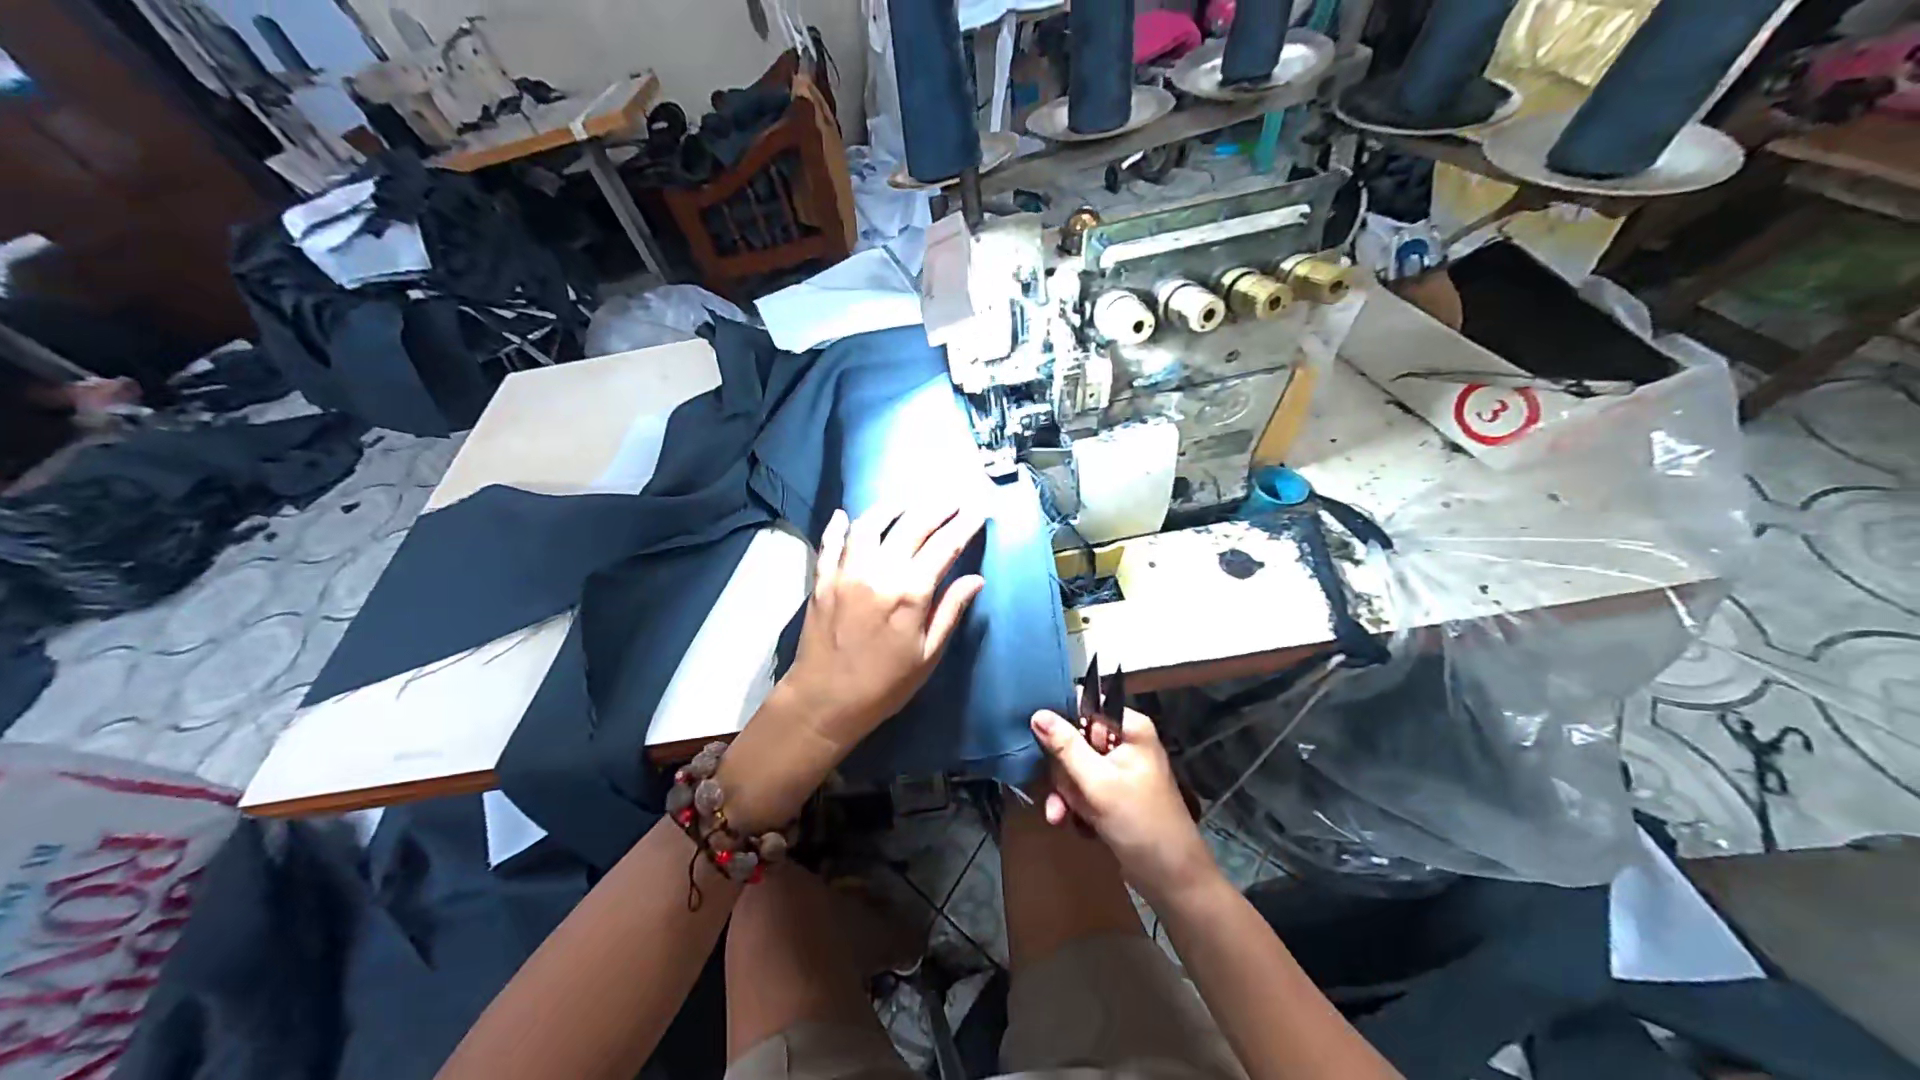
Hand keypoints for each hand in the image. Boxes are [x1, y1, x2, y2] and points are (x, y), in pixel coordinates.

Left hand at [718, 502, 983, 832]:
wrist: (825, 701)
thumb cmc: (885, 685)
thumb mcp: (928, 655)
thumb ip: (950, 611)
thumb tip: (976, 578)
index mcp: (910, 592)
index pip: (944, 546)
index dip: (964, 525)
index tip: (978, 510)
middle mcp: (878, 572)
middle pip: (911, 526)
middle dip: (936, 509)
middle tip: (952, 500)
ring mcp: (846, 572)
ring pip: (870, 525)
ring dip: (891, 508)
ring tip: (906, 502)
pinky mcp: (822, 579)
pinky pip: (831, 543)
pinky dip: (839, 526)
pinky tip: (845, 515)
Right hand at [1029, 708, 1217, 904]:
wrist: (1171, 879)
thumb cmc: (1140, 824)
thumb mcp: (1098, 783)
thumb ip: (1066, 747)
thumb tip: (1037, 714)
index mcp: (1129, 727)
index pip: (1084, 704)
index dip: (1059, 720)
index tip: (1038, 740)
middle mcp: (1123, 740)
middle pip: (1073, 737)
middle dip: (1061, 770)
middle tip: (1061, 793)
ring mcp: (1116, 767)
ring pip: (1071, 764)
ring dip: (1064, 791)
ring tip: (1062, 815)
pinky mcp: (1110, 790)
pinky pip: (1079, 785)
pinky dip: (1071, 803)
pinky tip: (1069, 822)